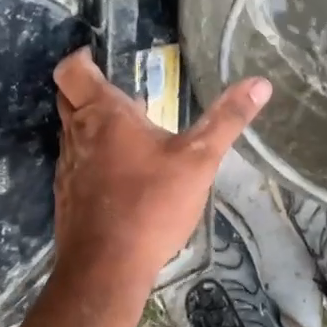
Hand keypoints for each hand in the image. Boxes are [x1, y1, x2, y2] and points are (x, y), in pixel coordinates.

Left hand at [51, 48, 270, 288]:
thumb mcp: (199, 159)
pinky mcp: (66, 198)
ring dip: (87, 122)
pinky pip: (73, 161)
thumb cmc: (151, 205)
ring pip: (69, 131)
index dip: (80, 58)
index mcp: (104, 115)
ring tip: (125, 127)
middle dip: (84, 87)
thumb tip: (260, 84)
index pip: (72, 71)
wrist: (105, 272)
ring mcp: (67, 168)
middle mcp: (77, 135)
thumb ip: (228, 119)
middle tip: (117, 88)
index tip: (96, 55)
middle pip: (66, 97)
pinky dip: (89, 154)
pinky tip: (119, 171)